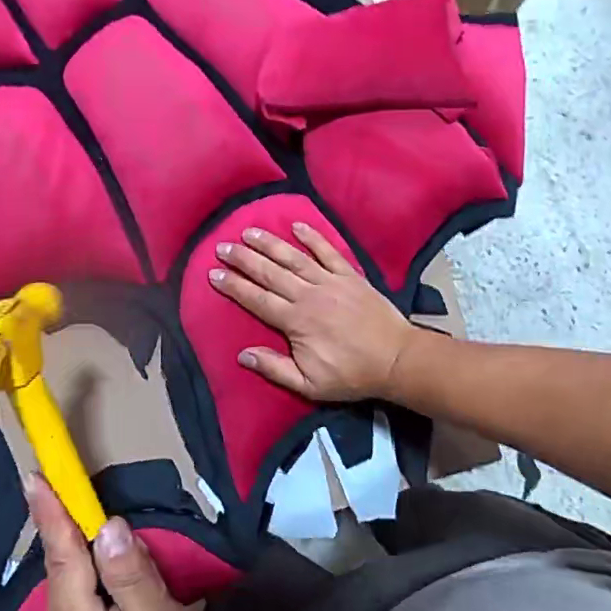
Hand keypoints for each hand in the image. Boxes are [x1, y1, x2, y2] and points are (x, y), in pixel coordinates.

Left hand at [28, 475, 208, 610]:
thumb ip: (132, 575)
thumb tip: (108, 528)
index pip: (61, 561)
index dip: (50, 517)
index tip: (34, 479)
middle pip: (60, 571)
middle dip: (63, 528)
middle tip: (63, 485)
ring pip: (65, 585)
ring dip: (74, 550)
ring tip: (80, 515)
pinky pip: (72, 599)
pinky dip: (81, 573)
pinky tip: (96, 563)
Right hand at [209, 222, 417, 401]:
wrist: (397, 360)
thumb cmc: (352, 375)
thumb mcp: (310, 385)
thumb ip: (275, 368)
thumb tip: (243, 355)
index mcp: (296, 322)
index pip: (257, 299)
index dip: (233, 286)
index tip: (213, 274)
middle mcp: (309, 296)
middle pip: (270, 273)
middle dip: (243, 259)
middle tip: (222, 246)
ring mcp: (331, 282)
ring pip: (294, 258)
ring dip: (270, 244)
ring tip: (249, 231)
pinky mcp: (351, 276)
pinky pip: (328, 252)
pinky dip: (313, 237)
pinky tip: (297, 225)